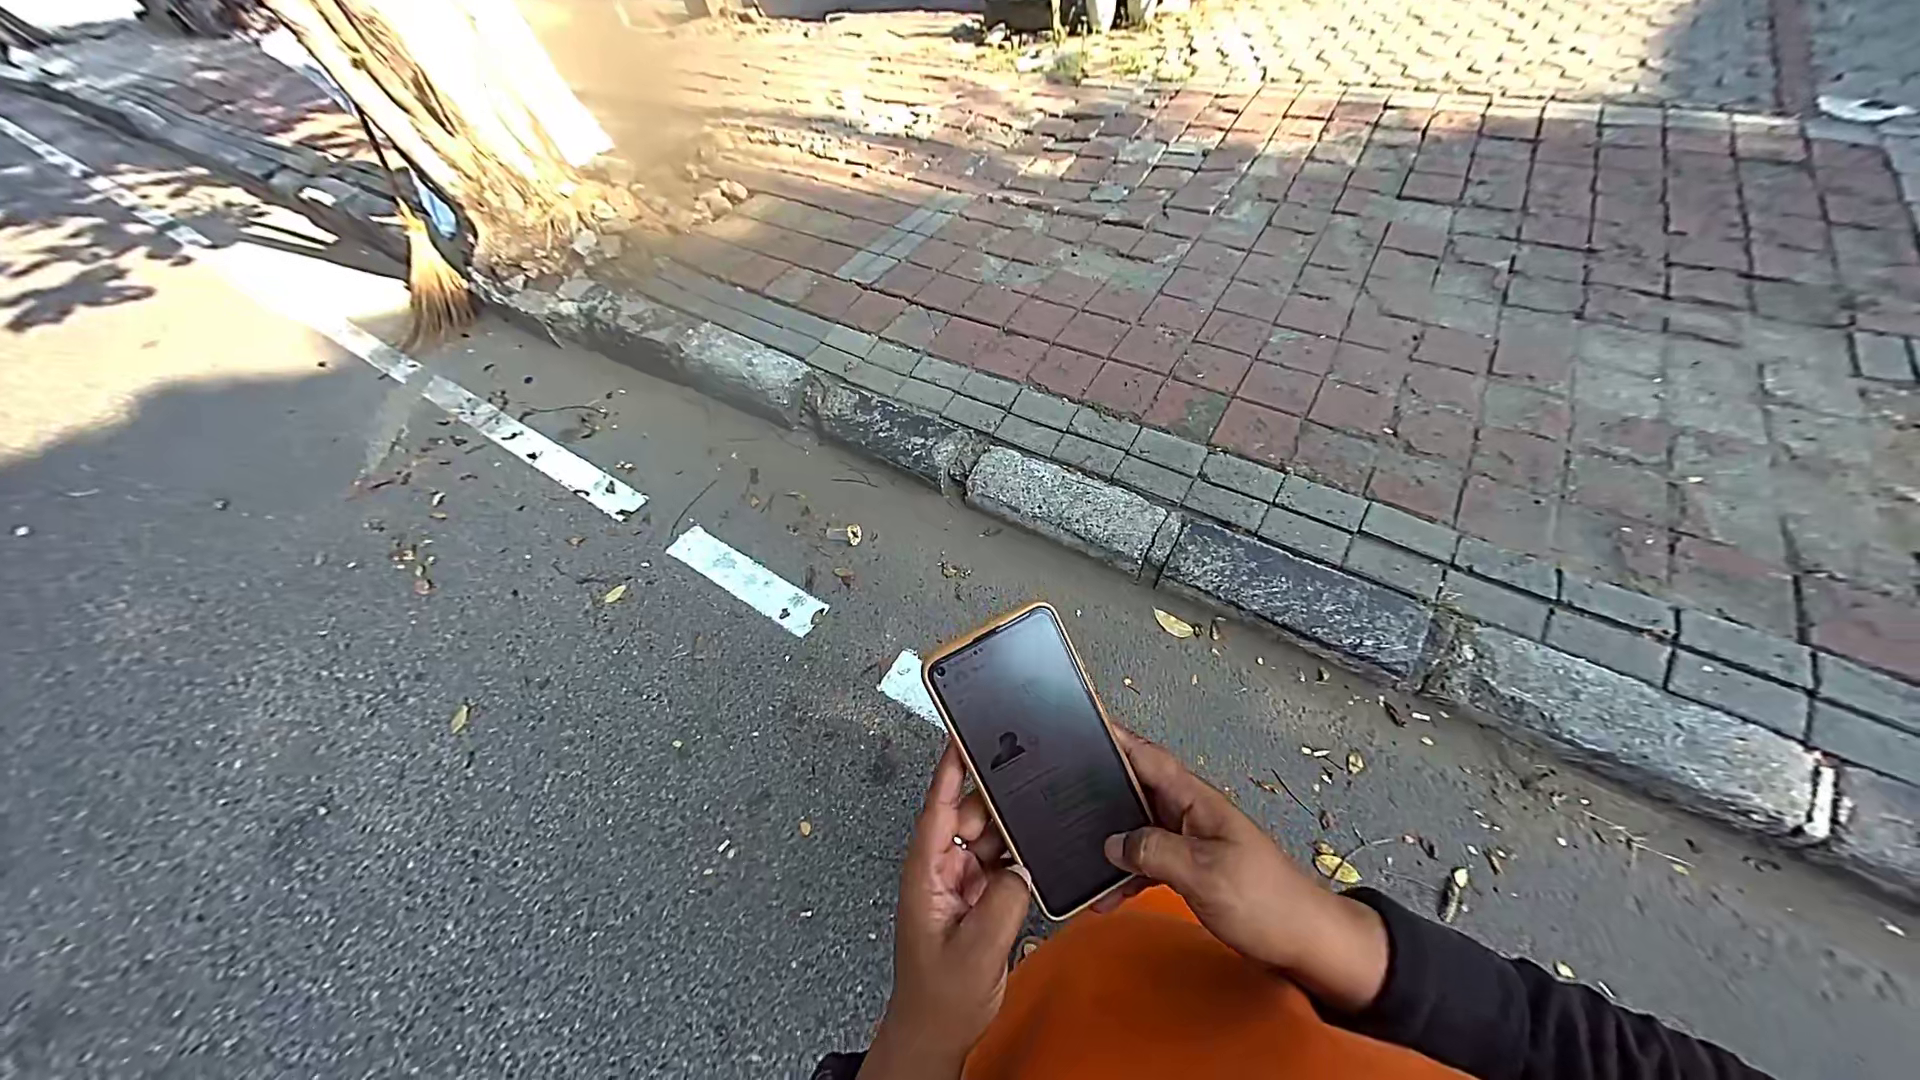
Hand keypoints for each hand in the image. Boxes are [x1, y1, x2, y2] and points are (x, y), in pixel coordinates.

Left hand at [861, 741, 1030, 1078]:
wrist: (937, 1033)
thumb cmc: (939, 997)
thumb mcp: (977, 948)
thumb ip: (1005, 898)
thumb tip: (1024, 863)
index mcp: (926, 868)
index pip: (936, 803)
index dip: (949, 766)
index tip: (961, 733)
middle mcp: (940, 864)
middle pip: (969, 812)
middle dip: (996, 796)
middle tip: (1026, 776)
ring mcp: (959, 876)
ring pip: (988, 832)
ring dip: (1010, 827)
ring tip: (1037, 813)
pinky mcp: (976, 889)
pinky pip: (999, 856)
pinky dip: (1016, 851)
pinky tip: (1034, 849)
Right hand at [1095, 726, 1389, 1012]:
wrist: (1308, 945)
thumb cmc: (1269, 900)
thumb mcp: (1205, 872)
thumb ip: (1154, 851)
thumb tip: (1114, 844)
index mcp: (1194, 799)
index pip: (1146, 755)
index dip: (1115, 736)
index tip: (1086, 720)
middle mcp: (1187, 812)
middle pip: (1134, 787)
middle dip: (1100, 786)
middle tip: (1066, 786)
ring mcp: (1187, 838)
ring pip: (1135, 827)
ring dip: (1110, 841)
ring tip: (1078, 852)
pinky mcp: (1188, 866)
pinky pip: (1145, 859)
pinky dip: (1125, 874)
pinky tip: (1107, 893)